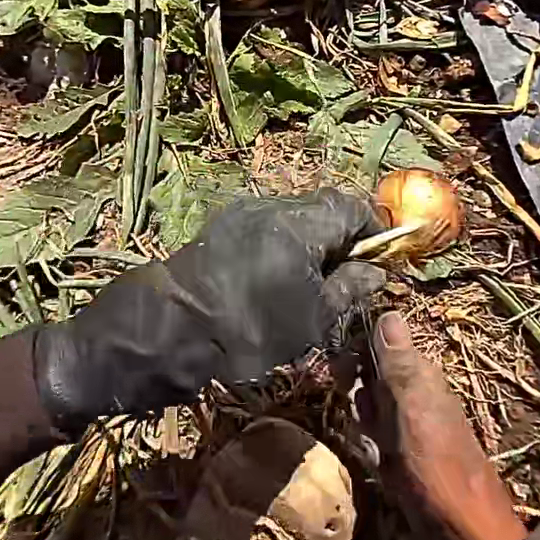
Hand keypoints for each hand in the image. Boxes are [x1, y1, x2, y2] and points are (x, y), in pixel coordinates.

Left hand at [34, 189, 387, 428]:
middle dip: (344, 234)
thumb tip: (377, 271)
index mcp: (301, 224)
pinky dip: (286, 241)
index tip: (378, 258)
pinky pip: (270, 224)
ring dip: (315, 238)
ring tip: (312, 278)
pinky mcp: (223, 225)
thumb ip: (350, 287)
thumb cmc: (246, 331)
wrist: (161, 334)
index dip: (372, 229)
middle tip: (348, 272)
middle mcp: (274, 206)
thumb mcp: (310, 319)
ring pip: (298, 215)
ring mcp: (244, 212)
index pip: (353, 206)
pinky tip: (278, 275)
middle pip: (325, 206)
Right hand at [364, 311, 527, 539]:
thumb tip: (388, 313)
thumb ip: (398, 363)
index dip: (357, 351)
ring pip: (367, 407)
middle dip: (356, 391)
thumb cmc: (436, 462)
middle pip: (370, 375)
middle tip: (363, 414)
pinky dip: (368, 446)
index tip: (337, 367)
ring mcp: (407, 425)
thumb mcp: (414, 405)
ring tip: (375, 443)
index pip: (382, 343)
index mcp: (421, 375)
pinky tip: (375, 460)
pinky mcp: (399, 455)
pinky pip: (371, 438)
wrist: (460, 530)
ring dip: (362, 421)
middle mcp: (414, 394)